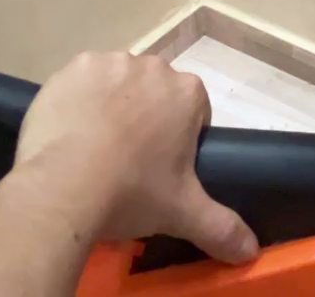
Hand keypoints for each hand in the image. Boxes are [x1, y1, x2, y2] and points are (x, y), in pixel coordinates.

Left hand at [4, 51, 257, 263]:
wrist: (62, 188)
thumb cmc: (131, 193)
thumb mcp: (182, 214)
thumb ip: (222, 227)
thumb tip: (252, 251)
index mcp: (188, 93)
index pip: (191, 111)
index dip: (174, 139)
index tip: (155, 166)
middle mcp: (156, 67)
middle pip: (154, 93)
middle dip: (144, 118)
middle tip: (124, 160)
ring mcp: (114, 63)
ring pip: (119, 83)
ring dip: (111, 105)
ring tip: (92, 147)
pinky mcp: (76, 66)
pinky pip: (83, 78)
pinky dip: (78, 97)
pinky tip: (69, 127)